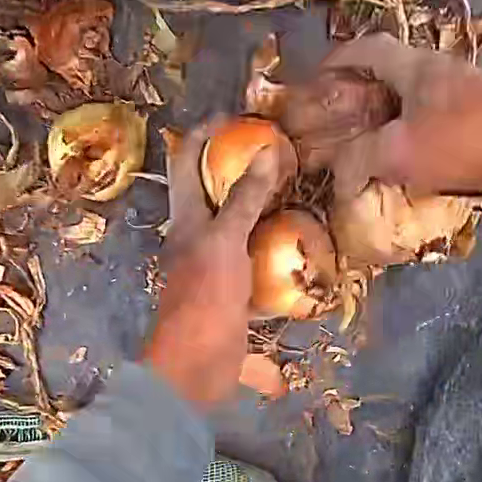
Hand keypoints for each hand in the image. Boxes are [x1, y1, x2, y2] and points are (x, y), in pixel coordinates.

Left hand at [142, 117, 281, 408]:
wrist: (197, 365)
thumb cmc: (205, 297)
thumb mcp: (225, 242)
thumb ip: (244, 200)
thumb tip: (264, 152)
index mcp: (185, 219)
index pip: (186, 162)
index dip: (204, 134)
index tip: (235, 116)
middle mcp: (195, 237)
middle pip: (213, 192)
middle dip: (237, 168)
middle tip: (276, 152)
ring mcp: (214, 265)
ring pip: (236, 225)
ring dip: (258, 208)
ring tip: (292, 191)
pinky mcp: (232, 291)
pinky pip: (253, 258)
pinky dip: (270, 246)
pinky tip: (296, 242)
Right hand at [315, 35, 481, 201]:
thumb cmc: (462, 143)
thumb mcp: (398, 152)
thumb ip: (359, 160)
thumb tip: (340, 178)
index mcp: (416, 66)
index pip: (368, 48)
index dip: (339, 60)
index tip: (320, 78)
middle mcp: (442, 68)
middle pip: (392, 70)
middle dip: (365, 91)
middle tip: (346, 118)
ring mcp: (468, 88)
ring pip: (417, 93)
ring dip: (393, 112)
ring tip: (377, 140)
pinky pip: (438, 112)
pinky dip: (417, 126)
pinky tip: (415, 152)